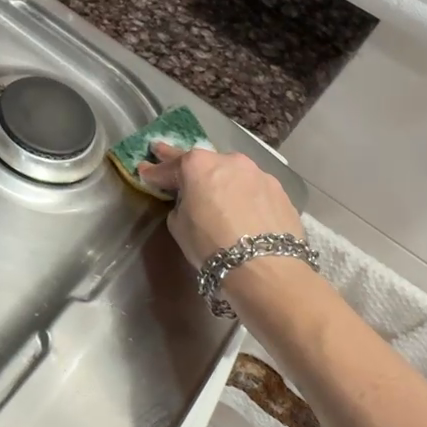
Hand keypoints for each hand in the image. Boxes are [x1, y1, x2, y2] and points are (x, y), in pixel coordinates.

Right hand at [136, 142, 305, 269]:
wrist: (269, 272)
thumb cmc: (213, 246)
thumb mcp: (178, 225)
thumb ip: (180, 204)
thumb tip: (189, 202)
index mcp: (196, 164)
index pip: (167, 167)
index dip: (153, 172)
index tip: (144, 171)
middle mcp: (228, 160)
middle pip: (201, 161)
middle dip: (184, 164)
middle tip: (163, 154)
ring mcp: (258, 174)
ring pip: (231, 173)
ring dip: (220, 180)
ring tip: (215, 193)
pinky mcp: (281, 193)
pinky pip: (254, 189)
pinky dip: (245, 195)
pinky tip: (244, 210)